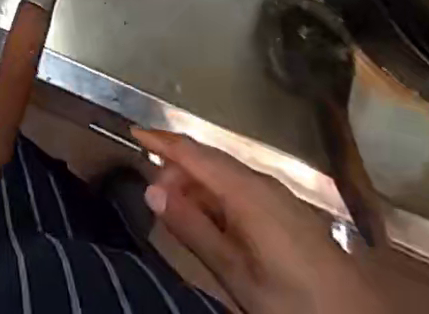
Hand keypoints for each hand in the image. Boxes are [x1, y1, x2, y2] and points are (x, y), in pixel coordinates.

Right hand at [133, 129, 397, 313]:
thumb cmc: (295, 303)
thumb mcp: (237, 275)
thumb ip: (194, 230)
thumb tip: (151, 190)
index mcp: (247, 191)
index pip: (195, 153)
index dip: (163, 141)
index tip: (133, 131)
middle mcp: (263, 183)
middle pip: (210, 160)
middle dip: (177, 167)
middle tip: (152, 193)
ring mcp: (281, 197)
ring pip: (227, 175)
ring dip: (197, 184)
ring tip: (175, 207)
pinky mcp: (291, 215)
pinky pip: (243, 190)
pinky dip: (218, 196)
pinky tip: (213, 221)